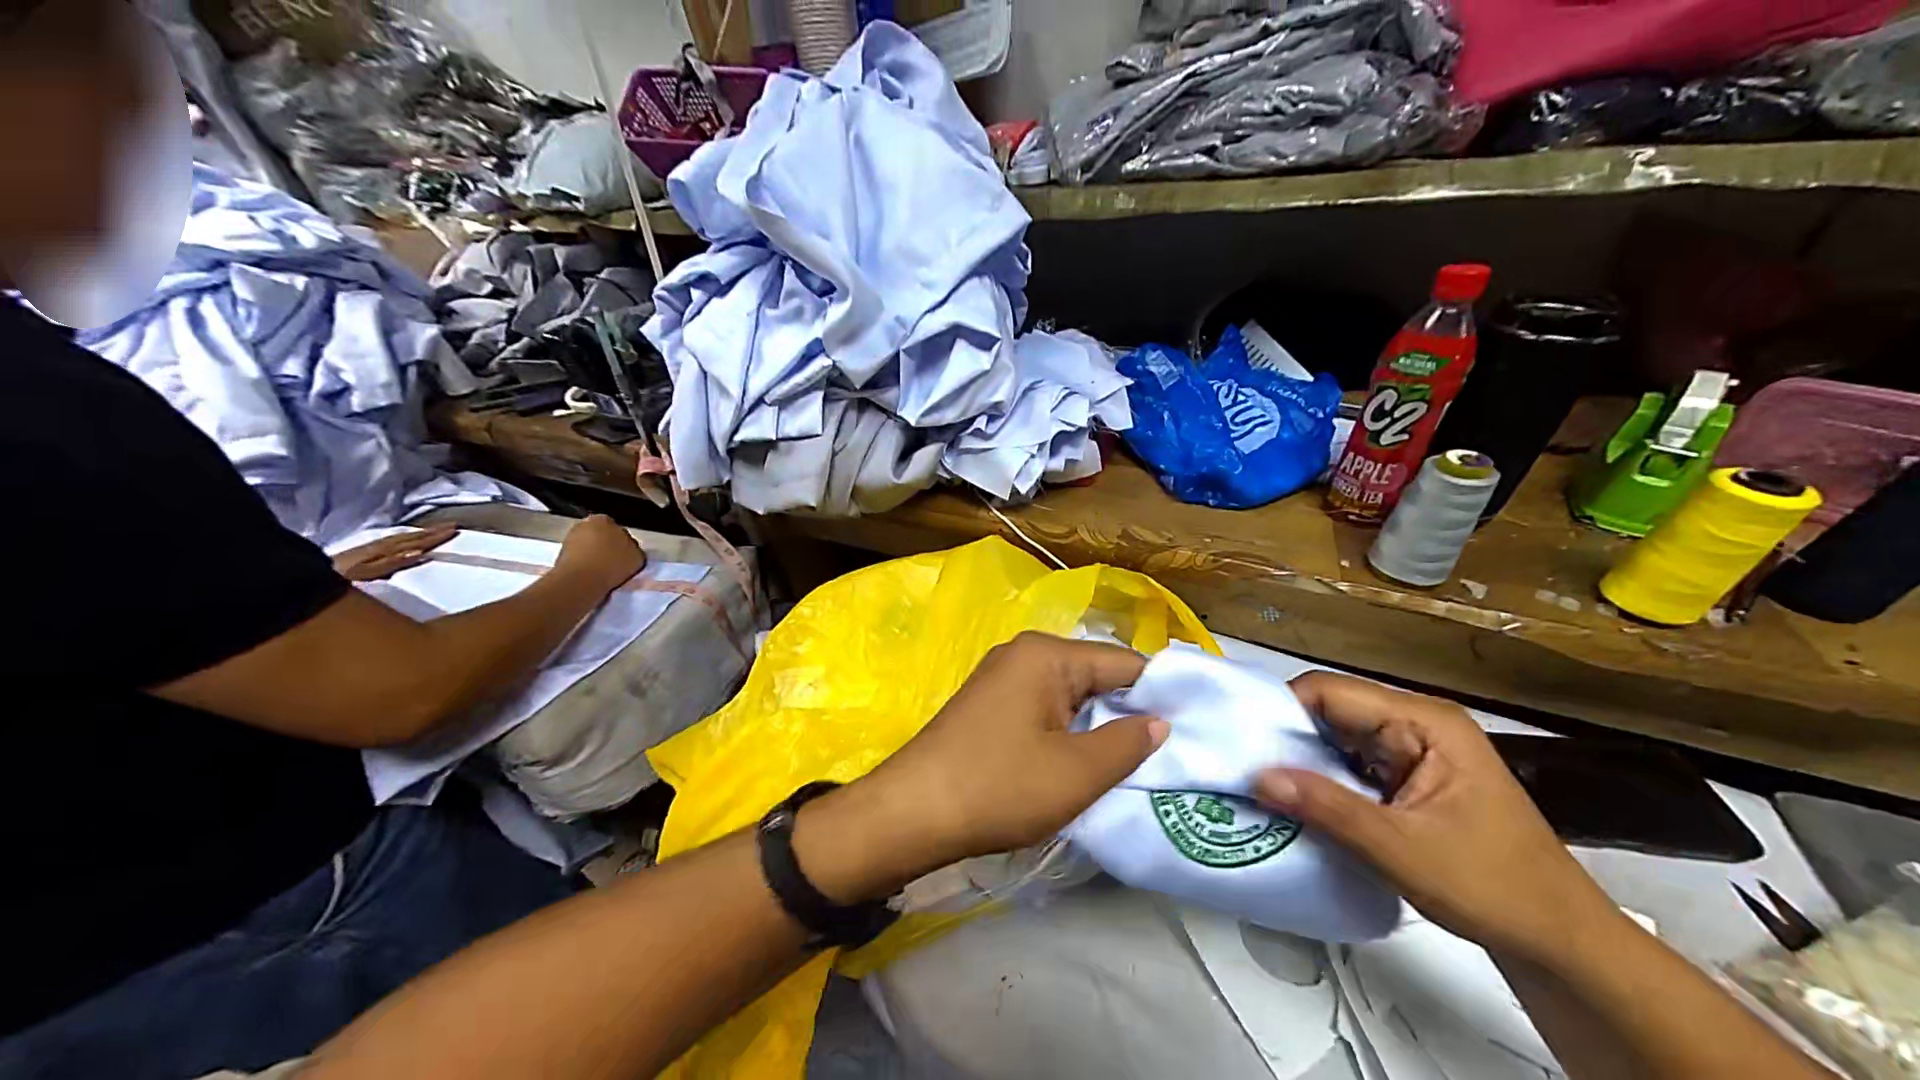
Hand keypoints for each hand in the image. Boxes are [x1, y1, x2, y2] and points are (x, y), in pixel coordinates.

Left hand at [333, 524, 456, 581]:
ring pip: (403, 537)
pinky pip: (394, 541)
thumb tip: (420, 552)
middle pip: (411, 537)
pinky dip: (407, 538)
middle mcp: (381, 545)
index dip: (435, 536)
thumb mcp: (368, 572)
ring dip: (422, 533)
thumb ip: (393, 562)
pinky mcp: (365, 551)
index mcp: (384, 550)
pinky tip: (409, 539)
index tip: (454, 529)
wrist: (308, 576)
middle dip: (432, 531)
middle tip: (452, 525)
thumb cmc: (341, 578)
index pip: (416, 542)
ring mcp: (372, 547)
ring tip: (437, 529)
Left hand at [552, 515, 645, 592]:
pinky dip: (585, 565)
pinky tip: (591, 576)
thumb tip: (630, 552)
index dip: (624, 545)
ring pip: (589, 548)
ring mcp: (570, 539)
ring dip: (595, 557)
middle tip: (615, 564)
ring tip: (604, 573)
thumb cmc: (612, 565)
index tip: (626, 557)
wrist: (581, 581)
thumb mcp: (638, 557)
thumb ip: (634, 550)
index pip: (619, 530)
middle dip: (607, 547)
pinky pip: (579, 559)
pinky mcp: (560, 555)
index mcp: (605, 519)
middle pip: (602, 536)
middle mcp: (584, 524)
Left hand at [797, 633, 1167, 903]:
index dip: (1161, 694)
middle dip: (1129, 712)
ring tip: (1134, 763)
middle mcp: (1023, 654)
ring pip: (1071, 696)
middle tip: (1169, 752)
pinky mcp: (989, 705)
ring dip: (1098, 726)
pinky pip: (1044, 709)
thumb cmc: (998, 787)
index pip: (1123, 662)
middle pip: (1096, 676)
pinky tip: (1084, 762)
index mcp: (1045, 655)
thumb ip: (1128, 743)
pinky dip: (1068, 732)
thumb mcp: (1076, 773)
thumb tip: (1159, 722)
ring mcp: (1002, 679)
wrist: (911, 814)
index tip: (1194, 728)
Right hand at [1254, 672, 1620, 964]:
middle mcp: (1417, 725)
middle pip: (1331, 712)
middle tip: (1244, 767)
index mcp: (1424, 722)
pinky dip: (1323, 781)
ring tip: (1261, 784)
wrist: (1561, 943)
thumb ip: (1327, 808)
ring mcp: (1414, 752)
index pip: (1331, 692)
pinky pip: (1351, 766)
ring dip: (1303, 762)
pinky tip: (1297, 802)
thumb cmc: (1495, 888)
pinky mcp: (1408, 779)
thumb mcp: (1401, 848)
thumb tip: (1257, 777)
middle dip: (1288, 738)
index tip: (1243, 742)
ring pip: (1337, 740)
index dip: (1283, 711)